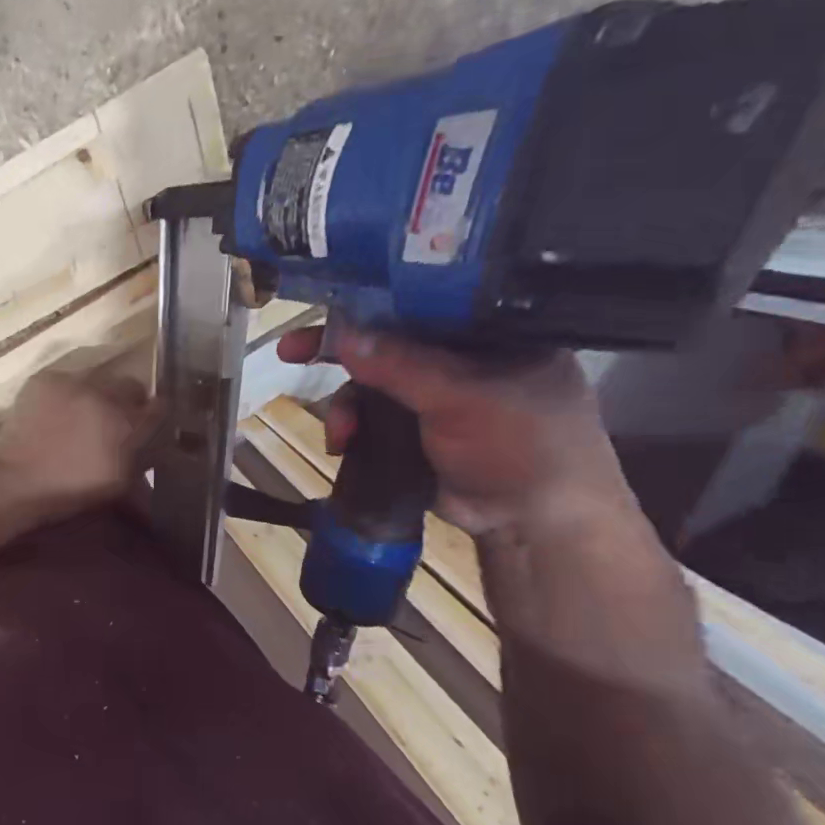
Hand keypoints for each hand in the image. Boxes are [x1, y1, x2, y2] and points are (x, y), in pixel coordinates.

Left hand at [0, 366, 158, 518]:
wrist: (16, 482)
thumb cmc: (71, 490)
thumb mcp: (116, 483)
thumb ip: (139, 460)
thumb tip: (150, 455)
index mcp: (126, 424)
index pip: (157, 406)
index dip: (156, 412)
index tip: (151, 419)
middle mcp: (105, 396)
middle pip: (130, 385)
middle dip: (129, 399)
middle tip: (118, 417)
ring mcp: (73, 384)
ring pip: (98, 380)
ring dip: (97, 395)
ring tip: (84, 415)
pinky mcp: (45, 379)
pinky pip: (66, 380)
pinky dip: (65, 394)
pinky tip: (57, 412)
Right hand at [277, 326, 637, 540]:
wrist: (534, 524)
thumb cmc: (522, 444)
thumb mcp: (464, 396)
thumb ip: (403, 365)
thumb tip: (342, 336)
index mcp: (488, 332)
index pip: (423, 301)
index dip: (375, 300)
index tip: (329, 304)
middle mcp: (460, 357)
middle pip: (389, 343)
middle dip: (340, 350)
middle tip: (291, 350)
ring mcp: (435, 398)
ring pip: (374, 386)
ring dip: (346, 406)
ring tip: (339, 433)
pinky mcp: (416, 433)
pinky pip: (372, 421)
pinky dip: (354, 430)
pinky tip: (342, 446)